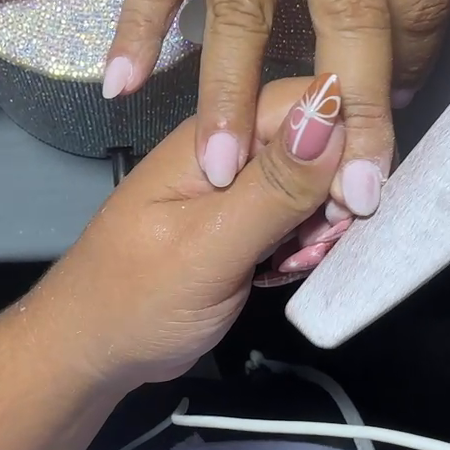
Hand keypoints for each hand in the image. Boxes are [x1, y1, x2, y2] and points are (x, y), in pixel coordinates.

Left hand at [37, 76, 346, 386]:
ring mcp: (237, 188)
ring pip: (313, 186)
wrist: (96, 349)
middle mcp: (229, 149)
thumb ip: (274, 186)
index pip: (304, 100)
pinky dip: (303, 246)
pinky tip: (282, 272)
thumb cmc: (140, 296)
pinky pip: (297, 219)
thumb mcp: (210, 245)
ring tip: (289, 265)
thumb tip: (332, 112)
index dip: (344, 139)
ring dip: (318, 227)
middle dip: (331, 194)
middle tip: (310, 245)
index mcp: (213, 134)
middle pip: (317, 143)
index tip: (352, 200)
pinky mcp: (245, 223)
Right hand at [102, 0, 449, 217]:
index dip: (416, 64)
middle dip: (354, 113)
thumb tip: (409, 10)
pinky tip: (114, 87)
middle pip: (347, 19)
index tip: (399, 108)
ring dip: (230, 96)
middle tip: (353, 197)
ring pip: (241, 15)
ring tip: (222, 173)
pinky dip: (134, 31)